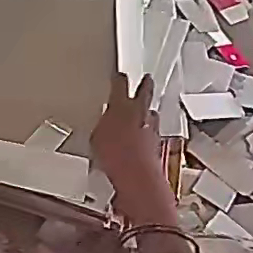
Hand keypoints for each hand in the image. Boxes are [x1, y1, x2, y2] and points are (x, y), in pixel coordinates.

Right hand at [91, 74, 175, 225]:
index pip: (120, 84)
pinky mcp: (157, 144)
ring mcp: (151, 128)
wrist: (136, 177)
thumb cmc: (115, 156)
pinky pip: (153, 131)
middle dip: (145, 84)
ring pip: (151, 112)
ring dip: (148, 110)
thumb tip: (101, 129)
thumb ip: (102, 127)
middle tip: (146, 79)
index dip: (119, 78)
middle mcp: (140, 113)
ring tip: (145, 110)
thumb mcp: (96, 138)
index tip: (118, 75)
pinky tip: (144, 136)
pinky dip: (148, 131)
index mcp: (121, 105)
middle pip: (145, 91)